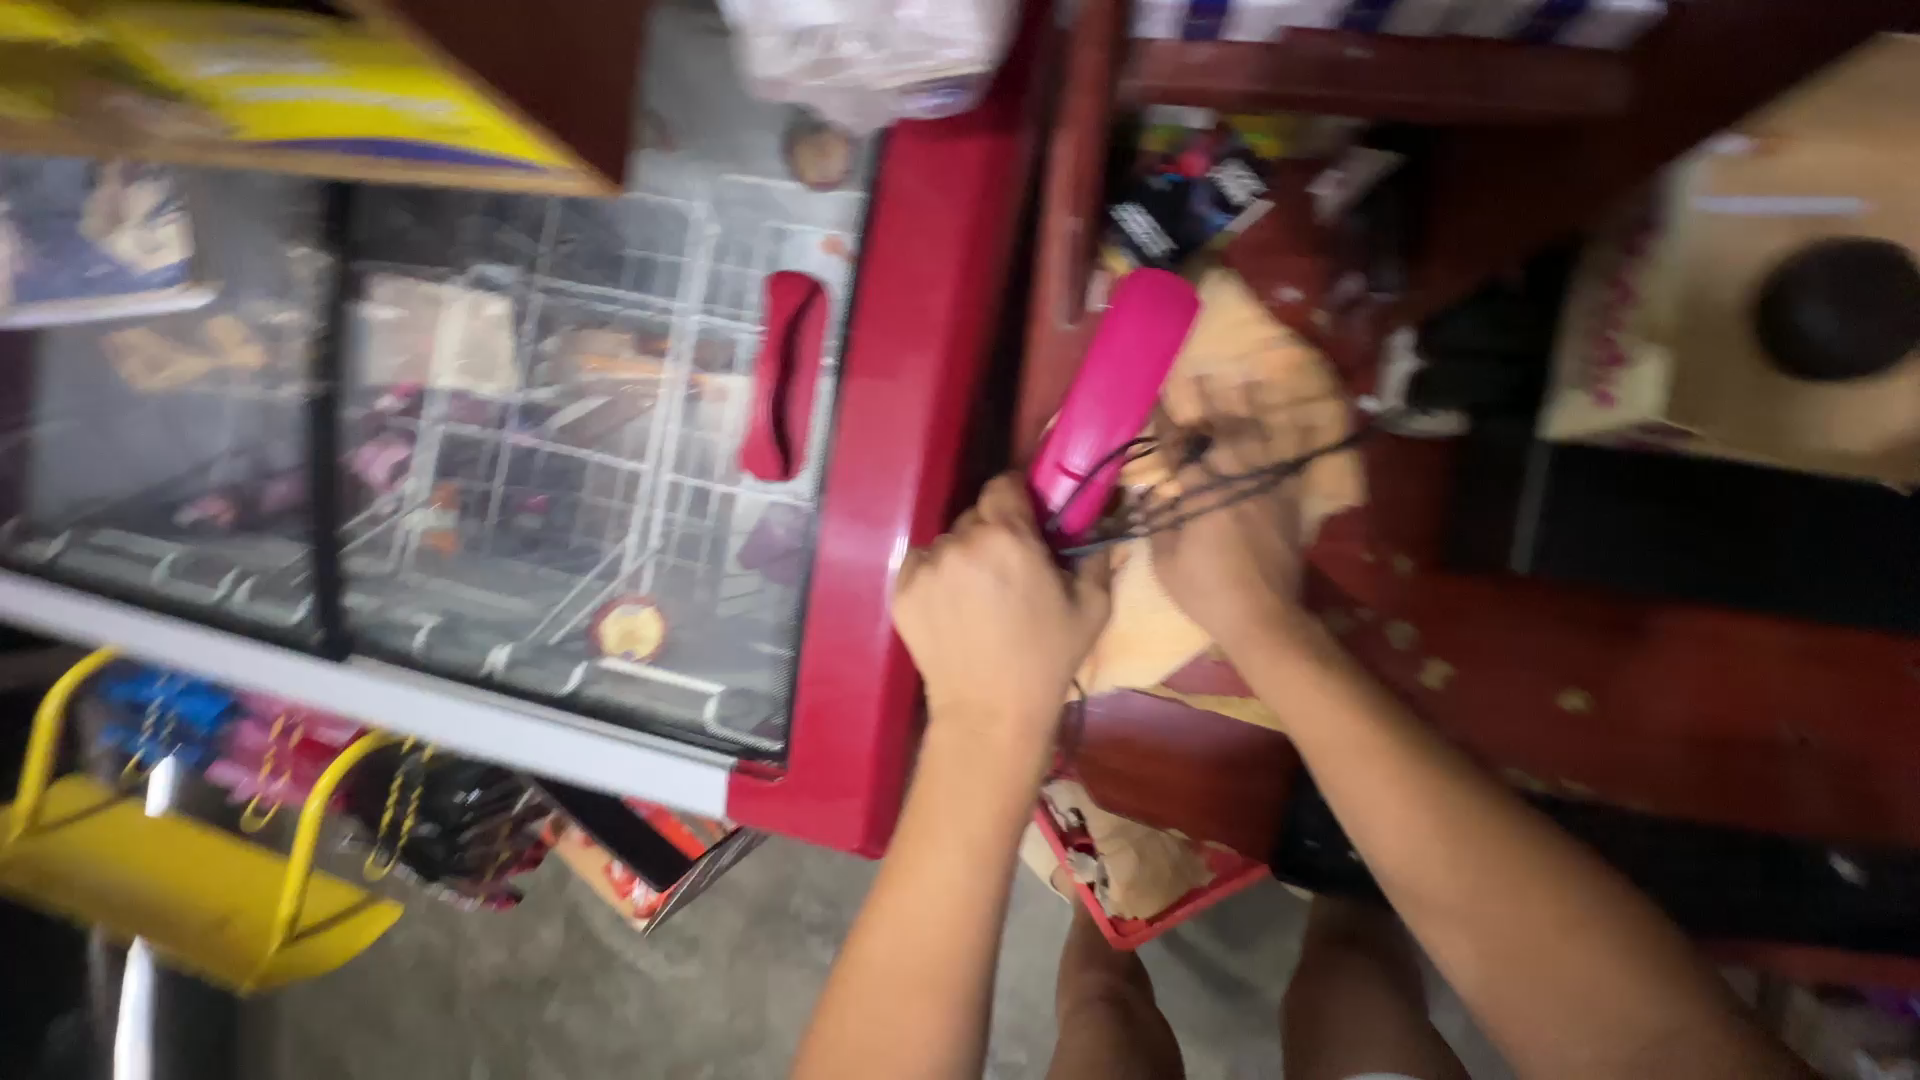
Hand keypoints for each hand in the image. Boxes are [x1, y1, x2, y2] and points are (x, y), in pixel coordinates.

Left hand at [893, 473, 1113, 748]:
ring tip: (977, 595)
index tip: (1025, 518)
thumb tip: (1091, 523)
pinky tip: (951, 606)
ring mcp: (926, 567)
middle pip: (975, 516)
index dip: (1016, 497)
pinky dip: (934, 575)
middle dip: (992, 532)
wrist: (990, 712)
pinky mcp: (902, 591)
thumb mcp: (1092, 607)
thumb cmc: (1047, 659)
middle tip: (1007, 567)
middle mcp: (961, 541)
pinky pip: (920, 564)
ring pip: (947, 542)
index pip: (1003, 484)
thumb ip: (1094, 554)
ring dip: (963, 556)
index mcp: (1008, 536)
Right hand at [1148, 404, 1313, 660]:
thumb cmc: (1206, 591)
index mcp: (1202, 492)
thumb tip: (1150, 494)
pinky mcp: (1289, 502)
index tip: (1159, 396)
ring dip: (1251, 408)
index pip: (1181, 446)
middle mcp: (1237, 480)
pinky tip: (1289, 421)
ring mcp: (1268, 488)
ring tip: (1247, 381)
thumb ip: (1158, 521)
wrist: (1262, 615)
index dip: (1168, 421)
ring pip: (1260, 437)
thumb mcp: (1165, 562)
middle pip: (1224, 430)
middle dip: (1211, 401)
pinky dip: (1289, 438)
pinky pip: (1291, 460)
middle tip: (1204, 375)